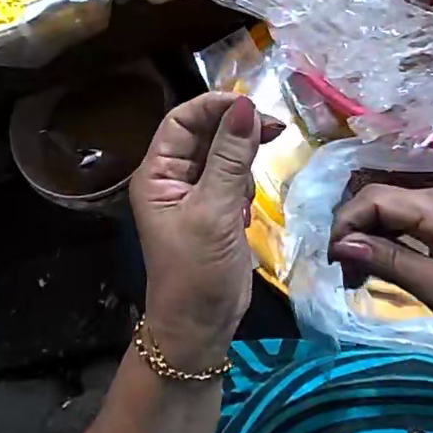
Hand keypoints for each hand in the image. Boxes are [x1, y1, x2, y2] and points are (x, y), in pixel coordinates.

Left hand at [129, 92, 283, 370]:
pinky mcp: (215, 207)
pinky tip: (246, 208)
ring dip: (242, 159)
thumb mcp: (214, 212)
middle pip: (205, 132)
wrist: (201, 327)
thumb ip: (230, 158)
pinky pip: (232, 176)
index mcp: (157, 172)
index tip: (252, 105)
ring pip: (223, 152)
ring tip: (247, 193)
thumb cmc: (197, 271)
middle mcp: (172, 176)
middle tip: (274, 130)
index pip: (182, 121)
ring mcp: (195, 191)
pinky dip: (245, 182)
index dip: (214, 106)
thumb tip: (244, 105)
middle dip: (236, 129)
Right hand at [329, 185, 432, 361]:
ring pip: (386, 206)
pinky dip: (384, 237)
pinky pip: (403, 217)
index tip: (335, 263)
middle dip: (351, 230)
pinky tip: (379, 263)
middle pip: (376, 197)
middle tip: (344, 272)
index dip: (345, 225)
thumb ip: (391, 263)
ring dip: (365, 234)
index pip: (373, 198)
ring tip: (357, 272)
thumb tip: (340, 245)